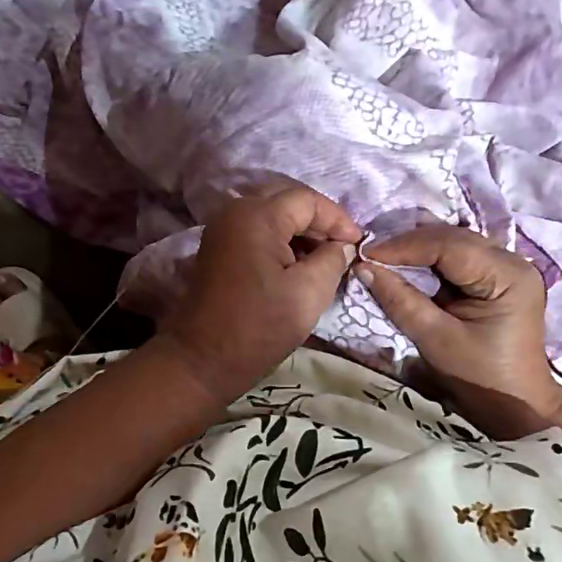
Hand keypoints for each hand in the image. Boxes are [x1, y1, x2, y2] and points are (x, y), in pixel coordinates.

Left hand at [159, 186, 362, 402]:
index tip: (359, 244)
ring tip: (326, 260)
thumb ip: (332, 260)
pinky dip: (281, 244)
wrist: (203, 360)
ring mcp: (222, 231)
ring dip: (300, 235)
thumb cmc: (259, 326)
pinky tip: (299, 267)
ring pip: (272, 218)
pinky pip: (256, 234)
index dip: (338, 219)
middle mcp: (234, 213)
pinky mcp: (218, 250)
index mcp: (256, 216)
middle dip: (319, 224)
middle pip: (287, 204)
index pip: (307, 200)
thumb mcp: (309, 292)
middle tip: (344, 250)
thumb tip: (343, 246)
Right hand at [355, 225, 561, 439]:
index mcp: (507, 276)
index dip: (403, 246)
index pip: (448, 245)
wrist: (515, 406)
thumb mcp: (436, 339)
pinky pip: (458, 257)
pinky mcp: (498, 277)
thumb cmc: (481, 377)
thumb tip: (364, 268)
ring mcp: (507, 267)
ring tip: (382, 258)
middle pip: (452, 238)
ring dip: (416, 248)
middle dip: (407, 244)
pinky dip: (429, 259)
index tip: (365, 255)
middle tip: (369, 255)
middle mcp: (513, 261)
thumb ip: (401, 300)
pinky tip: (405, 265)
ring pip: (454, 242)